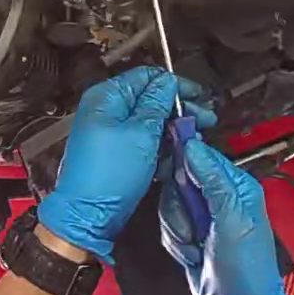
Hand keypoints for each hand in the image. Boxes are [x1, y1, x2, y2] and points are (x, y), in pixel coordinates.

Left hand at [38, 67, 213, 263]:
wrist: (87, 218)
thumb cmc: (111, 173)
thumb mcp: (141, 133)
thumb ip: (158, 102)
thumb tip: (169, 81)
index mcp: (107, 97)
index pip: (147, 76)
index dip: (176, 84)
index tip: (200, 96)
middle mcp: (107, 110)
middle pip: (150, 98)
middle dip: (179, 109)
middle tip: (206, 120)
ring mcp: (111, 132)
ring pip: (150, 121)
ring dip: (174, 129)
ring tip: (195, 139)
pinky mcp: (117, 153)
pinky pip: (144, 141)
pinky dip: (162, 146)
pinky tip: (179, 154)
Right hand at [159, 139, 293, 294]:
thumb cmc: (248, 272)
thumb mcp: (232, 223)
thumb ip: (213, 182)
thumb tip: (194, 147)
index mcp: (237, 186)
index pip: (203, 156)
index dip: (185, 163)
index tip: (177, 178)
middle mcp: (220, 197)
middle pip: (180, 180)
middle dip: (180, 207)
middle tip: (194, 225)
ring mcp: (204, 216)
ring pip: (171, 205)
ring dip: (178, 229)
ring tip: (197, 246)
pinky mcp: (190, 234)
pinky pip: (168, 226)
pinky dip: (176, 244)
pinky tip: (193, 256)